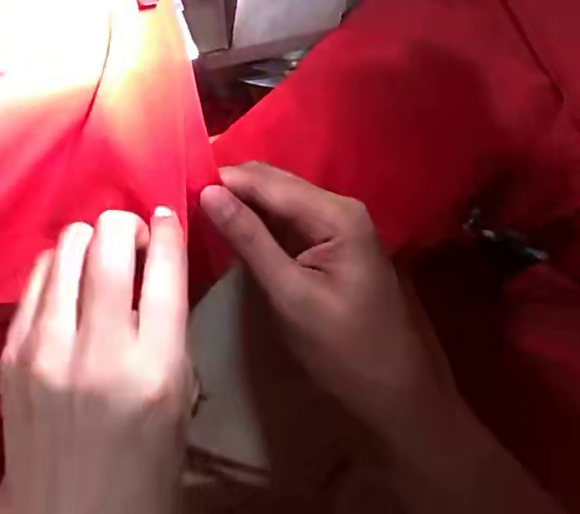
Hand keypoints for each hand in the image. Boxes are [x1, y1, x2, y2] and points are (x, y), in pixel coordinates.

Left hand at [0, 208, 190, 513]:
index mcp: (153, 370)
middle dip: (125, 224)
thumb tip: (155, 259)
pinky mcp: (11, 352)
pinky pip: (36, 276)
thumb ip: (168, 329)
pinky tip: (68, 284)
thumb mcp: (177, 401)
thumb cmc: (141, 467)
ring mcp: (45, 349)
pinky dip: (58, 267)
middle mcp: (97, 352)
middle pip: (109, 241)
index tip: (163, 219)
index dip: (166, 230)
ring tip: (98, 258)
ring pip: (67, 246)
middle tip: (132, 240)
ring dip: (90, 239)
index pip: (164, 270)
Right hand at [200, 164, 559, 513]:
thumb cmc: (347, 353)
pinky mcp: (330, 241)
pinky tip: (229, 224)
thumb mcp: (291, 297)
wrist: (402, 401)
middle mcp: (338, 206)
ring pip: (276, 197)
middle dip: (228, 186)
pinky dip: (256, 219)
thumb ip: (249, 240)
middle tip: (181, 194)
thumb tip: (207, 192)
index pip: (266, 180)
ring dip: (239, 201)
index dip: (221, 178)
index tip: (177, 182)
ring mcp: (337, 223)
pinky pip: (285, 217)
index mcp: (336, 214)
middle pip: (272, 182)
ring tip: (196, 205)